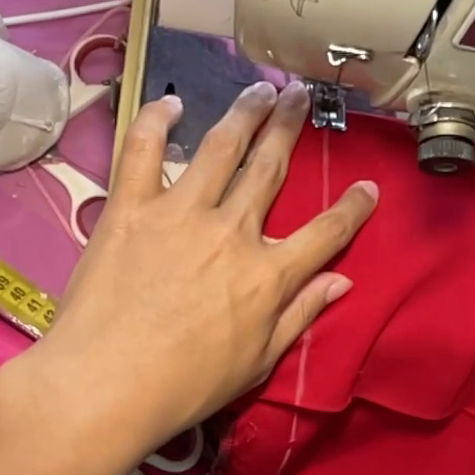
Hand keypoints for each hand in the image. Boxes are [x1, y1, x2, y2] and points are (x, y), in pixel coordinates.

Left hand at [21, 81, 376, 472]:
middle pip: (271, 168)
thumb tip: (342, 282)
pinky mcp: (131, 208)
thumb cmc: (187, 385)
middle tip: (300, 95)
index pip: (326, 232)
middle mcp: (232, 231)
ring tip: (258, 89)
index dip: (353, 208)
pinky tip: (171, 104)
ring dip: (244, 113)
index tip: (369, 187)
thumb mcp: (259, 361)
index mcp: (268, 274)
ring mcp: (180, 213)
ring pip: (221, 148)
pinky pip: (143, 151)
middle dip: (290, 128)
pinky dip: (157, 122)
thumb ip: (301, 314)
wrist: (106, 385)